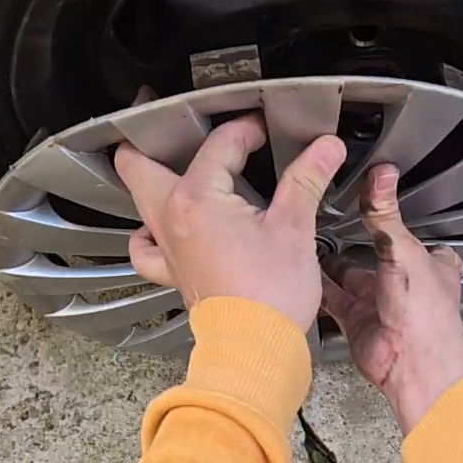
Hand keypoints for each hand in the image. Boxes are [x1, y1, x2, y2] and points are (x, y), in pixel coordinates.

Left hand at [113, 117, 346, 330]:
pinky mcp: (175, 273)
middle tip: (168, 115)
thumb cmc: (271, 296)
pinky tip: (157, 227)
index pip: (220, 145)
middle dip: (150, 133)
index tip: (265, 130)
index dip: (246, 130)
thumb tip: (325, 148)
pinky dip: (147, 232)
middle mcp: (170, 218)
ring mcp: (168, 247)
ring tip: (167, 163)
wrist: (256, 348)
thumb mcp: (294, 229)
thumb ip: (306, 181)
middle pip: (138, 160)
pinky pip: (145, 248)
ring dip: (148, 177)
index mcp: (198, 198)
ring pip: (137, 198)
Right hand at [322, 165, 462, 433]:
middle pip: (377, 255)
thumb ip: (385, 215)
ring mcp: (380, 303)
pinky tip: (303, 274)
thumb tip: (382, 175)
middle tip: (333, 218)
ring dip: (332, 265)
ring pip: (351, 277)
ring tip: (309, 240)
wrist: (414, 364)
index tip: (379, 200)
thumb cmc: (427, 314)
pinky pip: (334, 301)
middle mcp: (405, 284)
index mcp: (430, 264)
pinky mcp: (358, 322)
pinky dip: (320, 290)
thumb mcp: (404, 251)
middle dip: (357, 242)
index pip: (416, 235)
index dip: (400, 222)